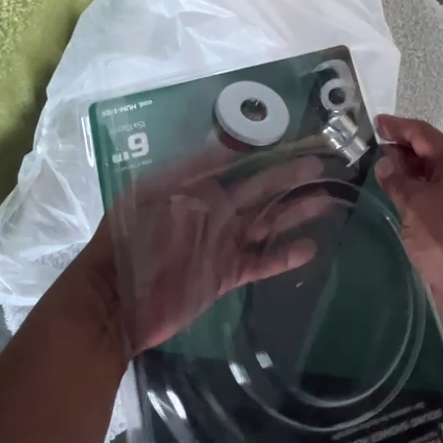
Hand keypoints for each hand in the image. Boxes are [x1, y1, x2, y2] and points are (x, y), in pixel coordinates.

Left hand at [71, 151, 337, 357]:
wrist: (113, 304)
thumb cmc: (130, 241)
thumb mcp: (156, 194)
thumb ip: (195, 169)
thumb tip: (232, 141)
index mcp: (197, 185)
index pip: (240, 162)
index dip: (267, 152)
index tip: (296, 139)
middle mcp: (215, 209)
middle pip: (261, 190)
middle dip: (291, 177)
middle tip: (324, 166)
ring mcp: (222, 242)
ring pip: (268, 222)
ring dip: (296, 211)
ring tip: (328, 200)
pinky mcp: (226, 274)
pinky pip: (261, 261)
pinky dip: (284, 255)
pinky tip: (310, 247)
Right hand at [374, 115, 442, 326]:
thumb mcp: (415, 204)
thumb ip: (397, 180)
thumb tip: (385, 162)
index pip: (422, 133)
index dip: (397, 126)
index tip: (375, 121)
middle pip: (428, 152)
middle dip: (401, 148)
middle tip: (371, 146)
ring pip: (430, 176)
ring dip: (407, 172)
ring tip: (378, 169)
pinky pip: (432, 196)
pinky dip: (414, 192)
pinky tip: (396, 198)